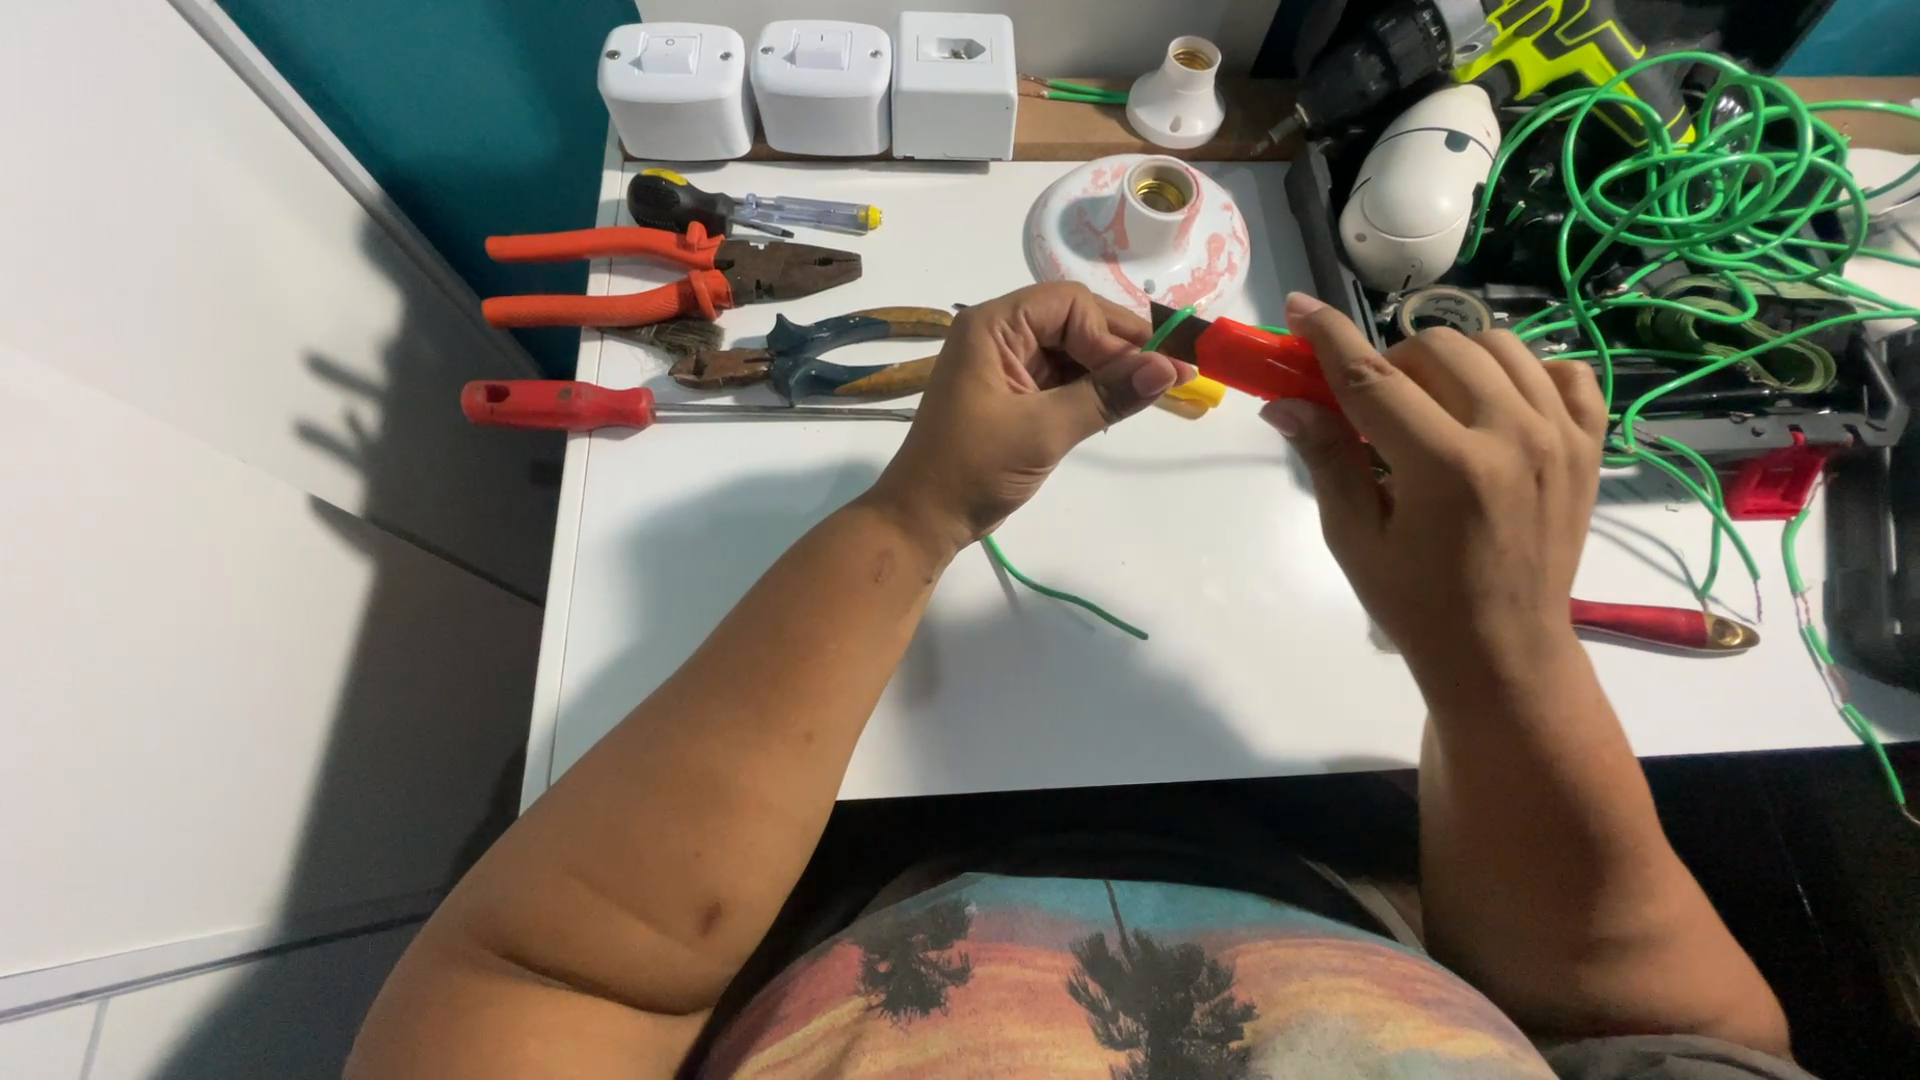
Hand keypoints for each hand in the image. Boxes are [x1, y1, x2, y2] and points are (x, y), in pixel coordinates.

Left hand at [864, 283, 1191, 552]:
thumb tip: (1169, 369)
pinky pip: (1062, 378)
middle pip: (1073, 321)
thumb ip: (1106, 396)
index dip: (1111, 332)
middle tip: (1167, 375)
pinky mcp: (1014, 396)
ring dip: (1109, 369)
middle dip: (1118, 347)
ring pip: (1072, 350)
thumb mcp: (1043, 430)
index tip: (1146, 370)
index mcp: (992, 327)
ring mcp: (1006, 367)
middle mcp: (999, 336)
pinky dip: (1091, 389)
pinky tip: (1121, 403)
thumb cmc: (973, 469)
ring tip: (1152, 390)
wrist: (925, 519)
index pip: (1068, 304)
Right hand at [1262, 293, 1605, 684]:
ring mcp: (1562, 435)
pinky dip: (1519, 371)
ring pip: (1498, 345)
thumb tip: (1284, 403)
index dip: (1328, 338)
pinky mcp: (1590, 443)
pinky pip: (1562, 370)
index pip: (1372, 378)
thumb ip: (1326, 458)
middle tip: (1367, 403)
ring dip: (1447, 358)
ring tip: (1426, 401)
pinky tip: (1490, 403)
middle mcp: (1511, 436)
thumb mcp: (1353, 535)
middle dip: (1387, 361)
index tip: (1298, 308)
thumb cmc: (1411, 599)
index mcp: (1445, 466)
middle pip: (1436, 349)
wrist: (1501, 646)